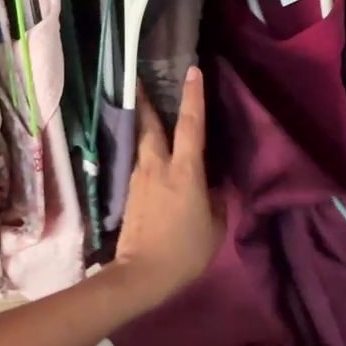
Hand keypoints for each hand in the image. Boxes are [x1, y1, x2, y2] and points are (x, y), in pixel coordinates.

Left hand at [110, 67, 225, 308]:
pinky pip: (140, 163)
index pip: (191, 125)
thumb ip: (215, 200)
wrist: (141, 274)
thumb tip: (212, 187)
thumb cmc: (184, 251)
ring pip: (142, 144)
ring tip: (150, 112)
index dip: (193, 96)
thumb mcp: (214, 226)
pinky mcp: (129, 193)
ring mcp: (139, 179)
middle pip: (150, 125)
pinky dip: (146, 152)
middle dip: (147, 100)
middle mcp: (157, 167)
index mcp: (184, 172)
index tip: (192, 70)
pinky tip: (152, 155)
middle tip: (142, 79)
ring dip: (146, 126)